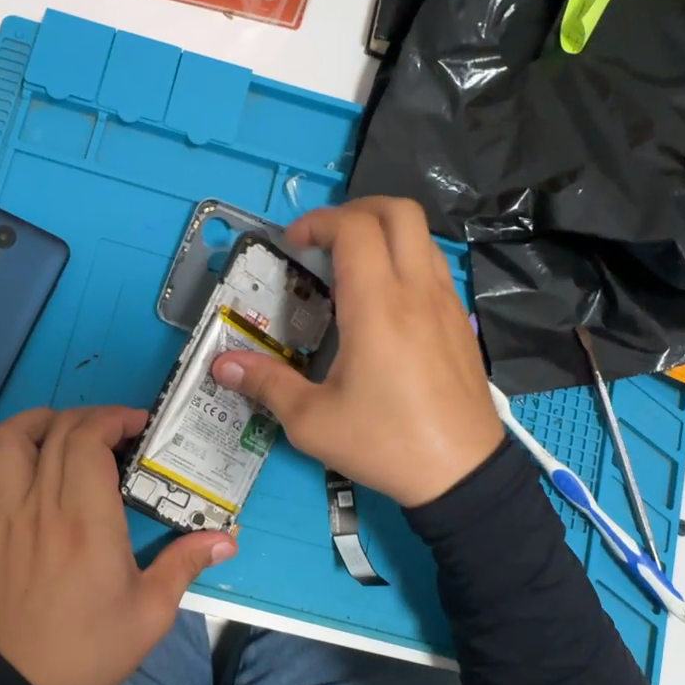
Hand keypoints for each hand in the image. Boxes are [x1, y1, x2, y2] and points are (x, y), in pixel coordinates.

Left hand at [0, 406, 235, 684]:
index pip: (87, 440)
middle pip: (56, 432)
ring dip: (36, 424)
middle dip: (90, 417)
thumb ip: (186, 563)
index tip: (139, 428)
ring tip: (64, 434)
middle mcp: (41, 508)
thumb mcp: (153, 611)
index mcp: (86, 521)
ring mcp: (5, 518)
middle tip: (117, 434)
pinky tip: (12, 471)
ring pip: (6, 442)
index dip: (114, 419)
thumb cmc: (96, 648)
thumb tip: (227, 538)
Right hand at [211, 197, 504, 506]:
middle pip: (398, 211)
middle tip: (324, 240)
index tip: (293, 244)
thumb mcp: (312, 422)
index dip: (318, 222)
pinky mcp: (460, 323)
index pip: (354, 228)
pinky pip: (434, 267)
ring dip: (384, 233)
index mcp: (377, 306)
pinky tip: (384, 302)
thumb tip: (223, 365)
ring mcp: (446, 304)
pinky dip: (405, 260)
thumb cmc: (384, 443)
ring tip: (351, 267)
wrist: (462, 474)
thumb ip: (266, 384)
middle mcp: (416, 291)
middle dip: (355, 210)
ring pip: (421, 236)